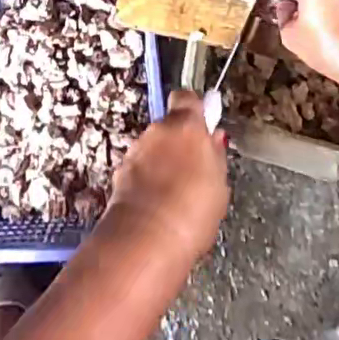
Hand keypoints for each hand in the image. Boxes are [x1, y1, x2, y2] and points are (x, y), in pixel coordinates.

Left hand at [103, 91, 228, 260]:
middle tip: (192, 170)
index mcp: (186, 125)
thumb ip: (216, 156)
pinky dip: (145, 181)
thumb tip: (214, 137)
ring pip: (152, 149)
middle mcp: (158, 130)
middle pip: (169, 126)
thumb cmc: (193, 210)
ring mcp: (135, 151)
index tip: (202, 127)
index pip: (186, 97)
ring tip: (173, 195)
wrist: (145, 242)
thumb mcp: (219, 185)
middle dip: (178, 143)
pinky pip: (138, 170)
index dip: (194, 109)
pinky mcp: (119, 174)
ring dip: (160, 163)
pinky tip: (155, 206)